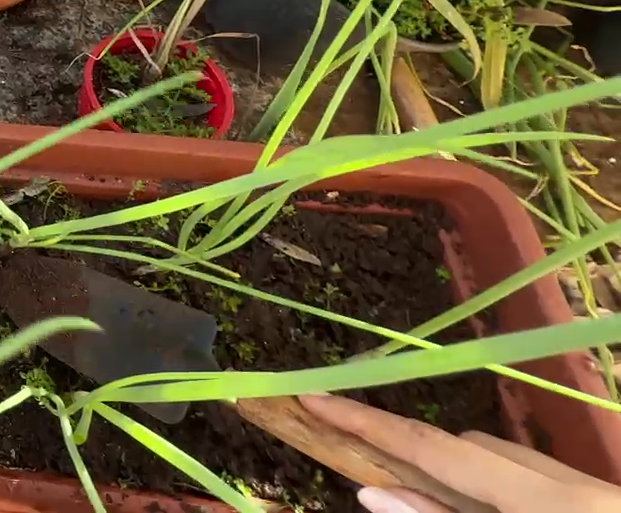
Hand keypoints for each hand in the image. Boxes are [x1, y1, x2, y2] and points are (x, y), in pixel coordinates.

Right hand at [302, 393, 620, 512]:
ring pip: (519, 464)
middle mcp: (585, 489)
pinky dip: (516, 496)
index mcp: (554, 504)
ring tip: (449, 504)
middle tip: (374, 467)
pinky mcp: (617, 508)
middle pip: (476, 445)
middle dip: (423, 454)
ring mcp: (608, 498)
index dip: (365, 420)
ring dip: (473, 478)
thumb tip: (372, 492)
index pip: (434, 445)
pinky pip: (553, 486)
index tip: (307, 396)